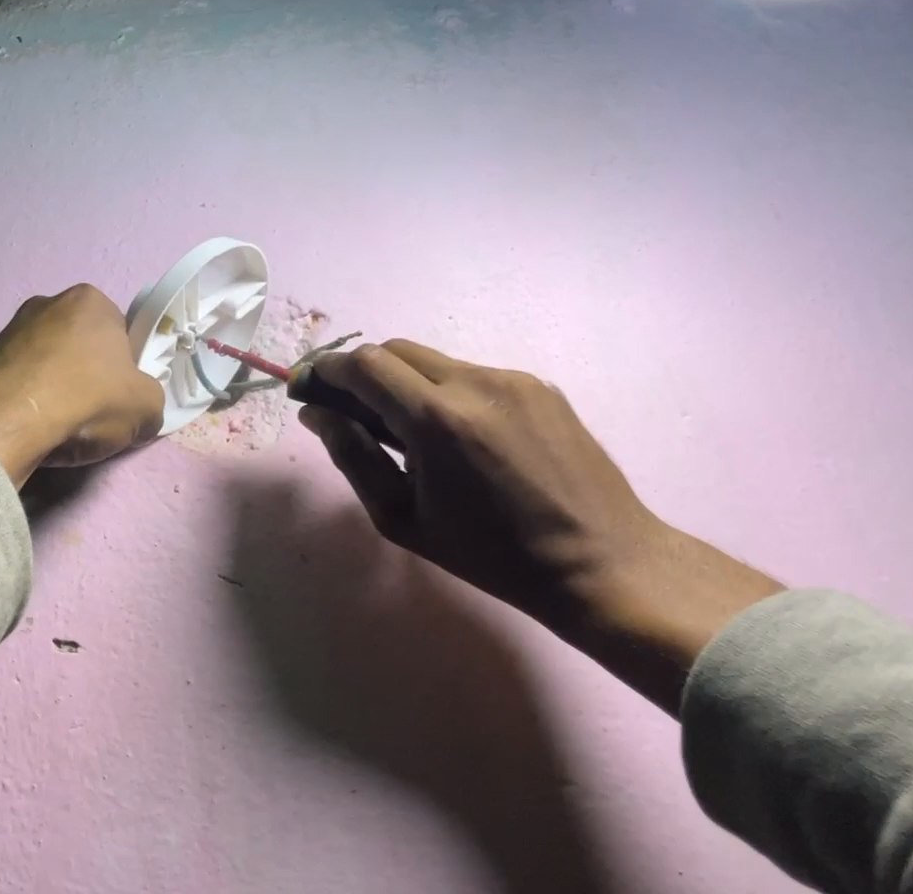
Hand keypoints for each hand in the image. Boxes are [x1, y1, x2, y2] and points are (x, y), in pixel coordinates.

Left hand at [0, 285, 164, 486]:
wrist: (9, 421)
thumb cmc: (87, 400)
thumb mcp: (146, 407)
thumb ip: (150, 400)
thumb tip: (140, 409)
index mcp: (90, 299)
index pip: (118, 333)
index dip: (123, 369)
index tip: (118, 397)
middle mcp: (47, 302)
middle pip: (79, 345)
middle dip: (85, 375)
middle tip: (89, 412)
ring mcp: (10, 328)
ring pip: (46, 362)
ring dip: (54, 387)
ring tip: (57, 424)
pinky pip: (18, 380)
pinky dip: (26, 400)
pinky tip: (30, 425)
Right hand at [299, 339, 783, 712]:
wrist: (605, 563)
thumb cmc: (491, 555)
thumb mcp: (402, 518)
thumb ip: (352, 456)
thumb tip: (316, 413)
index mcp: (436, 421)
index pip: (362, 364)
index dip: (325, 370)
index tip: (307, 388)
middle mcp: (474, 383)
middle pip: (394, 349)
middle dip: (360, 372)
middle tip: (349, 411)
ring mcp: (513, 379)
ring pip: (433, 360)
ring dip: (403, 383)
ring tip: (407, 432)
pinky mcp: (540, 386)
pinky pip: (471, 375)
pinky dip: (444, 393)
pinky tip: (457, 438)